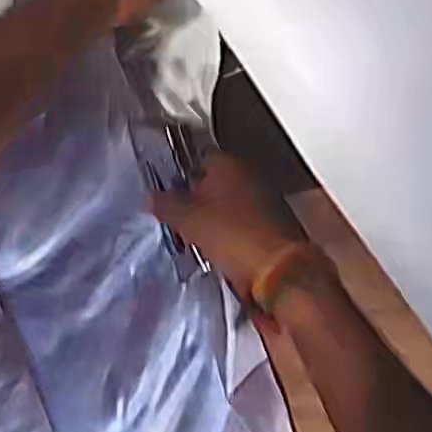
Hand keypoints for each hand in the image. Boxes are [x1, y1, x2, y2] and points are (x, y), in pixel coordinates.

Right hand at [151, 153, 307, 305]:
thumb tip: (152, 198)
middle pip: (212, 183)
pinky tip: (216, 248)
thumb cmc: (233, 235)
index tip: (167, 191)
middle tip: (178, 216)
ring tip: (195, 236)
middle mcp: (250, 176)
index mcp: (228, 165)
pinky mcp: (273, 226)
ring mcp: (264, 201)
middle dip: (194, 199)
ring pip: (226, 204)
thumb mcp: (185, 218)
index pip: (197, 159)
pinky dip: (228, 233)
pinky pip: (240, 224)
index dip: (179, 175)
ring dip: (211, 217)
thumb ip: (164, 204)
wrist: (279, 272)